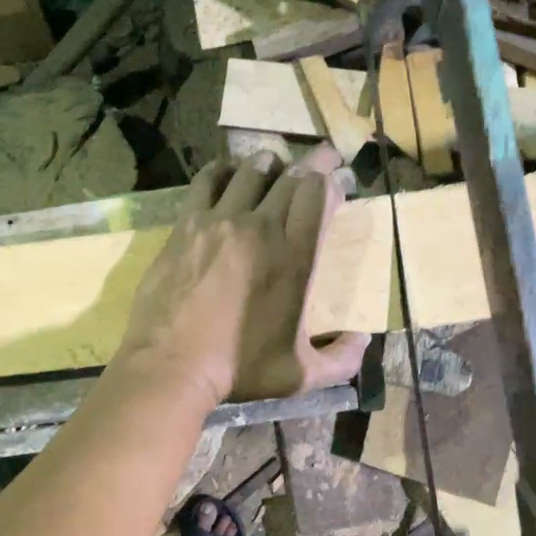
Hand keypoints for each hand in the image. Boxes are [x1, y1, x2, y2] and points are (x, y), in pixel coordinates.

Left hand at [112, 148, 370, 405]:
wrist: (171, 364)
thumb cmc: (239, 370)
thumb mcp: (301, 375)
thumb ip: (341, 358)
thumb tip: (363, 341)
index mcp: (296, 256)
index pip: (319, 193)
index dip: (330, 180)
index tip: (335, 182)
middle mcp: (261, 227)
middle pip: (291, 174)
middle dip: (311, 163)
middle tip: (318, 161)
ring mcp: (219, 221)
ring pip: (250, 171)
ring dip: (267, 164)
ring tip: (272, 166)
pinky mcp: (186, 225)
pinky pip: (207, 181)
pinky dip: (222, 171)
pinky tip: (226, 173)